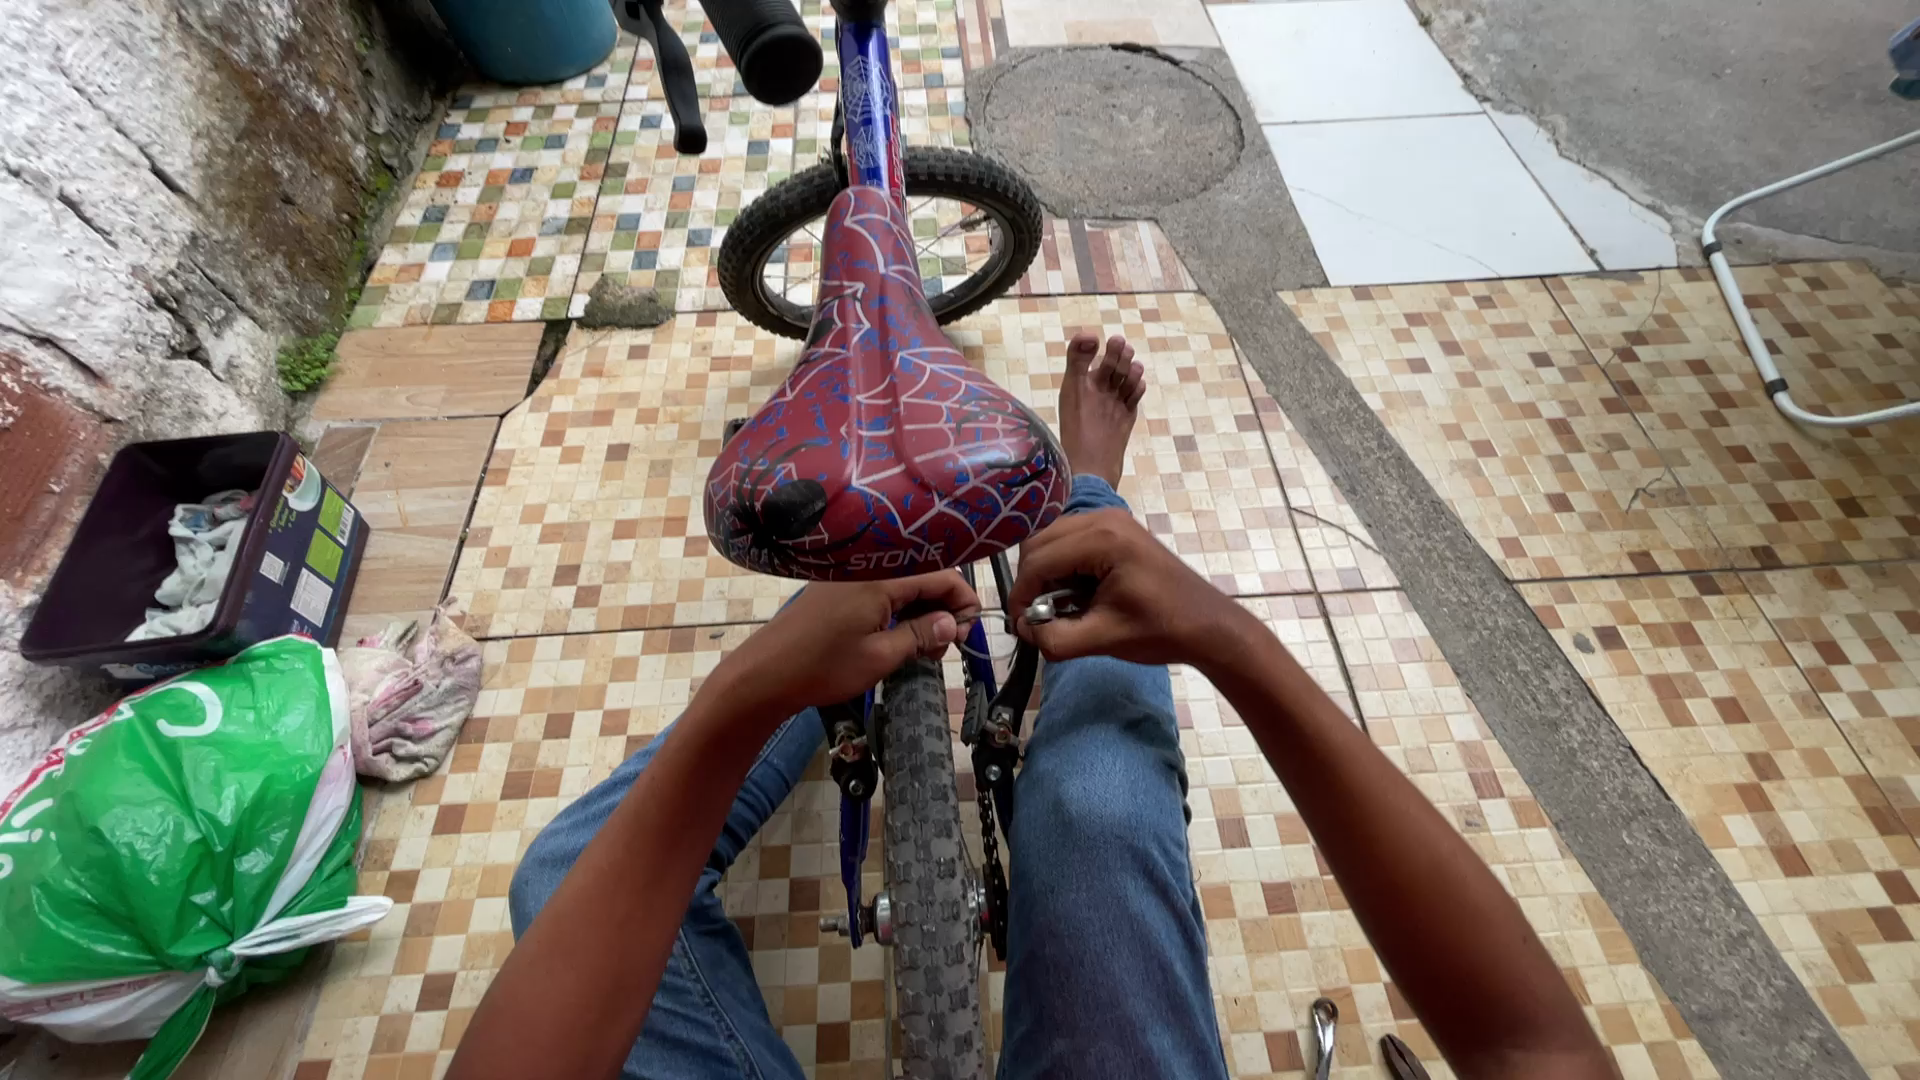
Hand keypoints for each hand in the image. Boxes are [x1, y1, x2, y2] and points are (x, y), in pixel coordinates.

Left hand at [708, 572, 980, 718]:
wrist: (764, 674)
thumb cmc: (823, 668)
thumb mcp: (880, 657)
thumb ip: (921, 635)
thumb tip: (952, 622)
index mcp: (881, 579)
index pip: (940, 575)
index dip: (962, 600)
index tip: (968, 630)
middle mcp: (868, 569)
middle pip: (923, 578)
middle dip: (942, 609)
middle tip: (945, 647)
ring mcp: (851, 578)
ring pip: (903, 586)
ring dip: (921, 613)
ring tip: (924, 650)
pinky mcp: (838, 590)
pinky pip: (881, 592)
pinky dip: (898, 612)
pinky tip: (900, 639)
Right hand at [1010, 509, 1250, 665]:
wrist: (1208, 625)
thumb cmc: (1161, 630)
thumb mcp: (1104, 639)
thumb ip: (1055, 638)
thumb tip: (1023, 630)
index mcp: (1103, 539)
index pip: (1038, 560)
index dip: (1021, 595)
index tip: (1021, 626)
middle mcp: (1103, 517)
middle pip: (1038, 543)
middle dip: (1030, 582)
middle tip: (1036, 618)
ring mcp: (1109, 518)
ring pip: (1049, 539)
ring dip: (1044, 573)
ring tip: (1055, 608)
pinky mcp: (1113, 527)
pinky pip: (1067, 540)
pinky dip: (1060, 565)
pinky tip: (1072, 593)